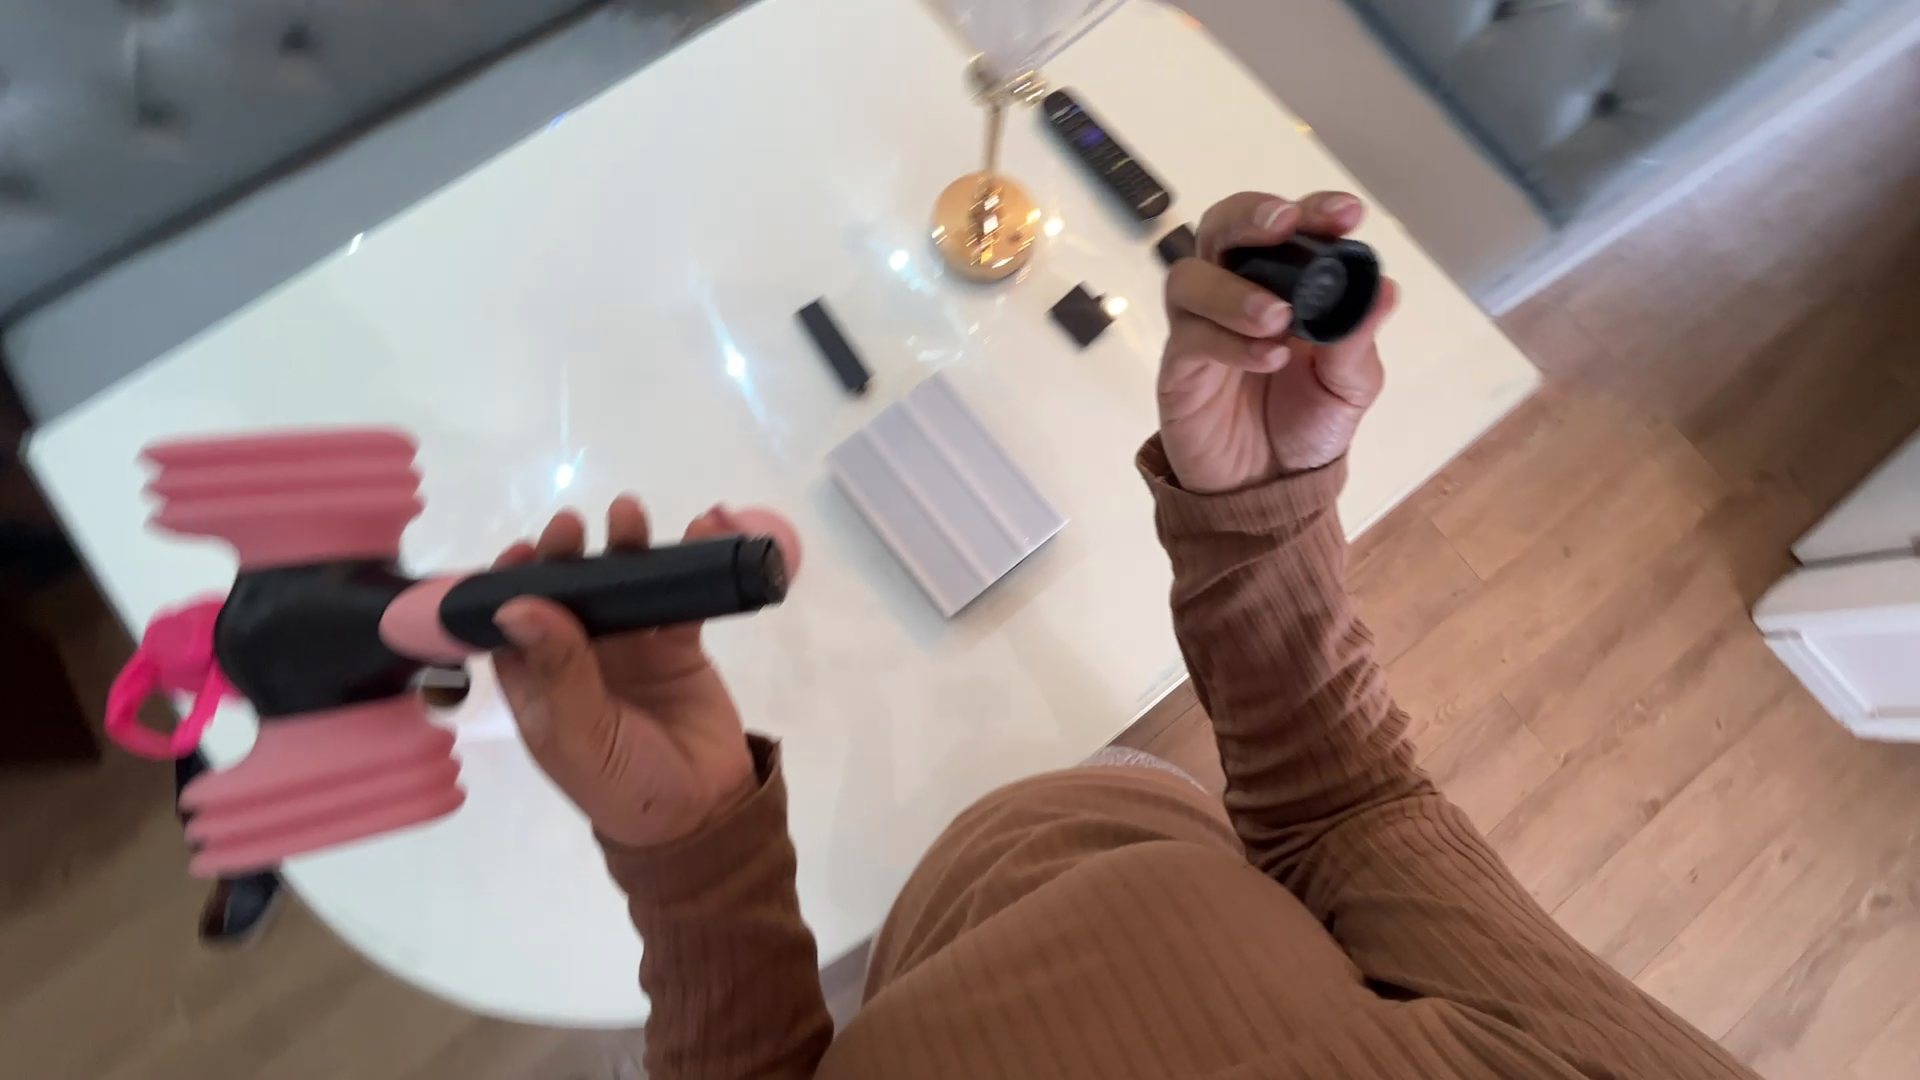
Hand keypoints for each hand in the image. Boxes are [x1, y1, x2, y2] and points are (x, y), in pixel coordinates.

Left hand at [491, 497, 757, 847]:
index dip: (513, 584)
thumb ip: (558, 670)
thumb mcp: (582, 734)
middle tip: (576, 524)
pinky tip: (700, 531)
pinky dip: (689, 568)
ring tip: (630, 511)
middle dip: (569, 557)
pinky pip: (680, 600)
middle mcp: (581, 660)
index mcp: (541, 685)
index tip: (527, 549)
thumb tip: (518, 605)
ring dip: (627, 550)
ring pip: (624, 589)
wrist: (703, 810)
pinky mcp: (678, 648)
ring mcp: (633, 650)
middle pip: (570, 596)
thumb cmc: (625, 782)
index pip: (512, 625)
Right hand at [1158, 191, 1398, 493]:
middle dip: (1248, 217)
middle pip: (1220, 231)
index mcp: (1284, 288)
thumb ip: (1357, 339)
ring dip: (1233, 290)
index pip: (1285, 231)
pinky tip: (1267, 360)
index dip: (1311, 210)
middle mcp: (1236, 298)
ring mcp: (1200, 332)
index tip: (1345, 216)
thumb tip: (1382, 289)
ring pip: (1189, 280)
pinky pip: (1189, 340)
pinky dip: (1228, 343)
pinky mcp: (1179, 371)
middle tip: (1282, 226)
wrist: (1267, 489)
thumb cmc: (1305, 430)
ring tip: (1277, 319)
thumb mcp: (1349, 387)